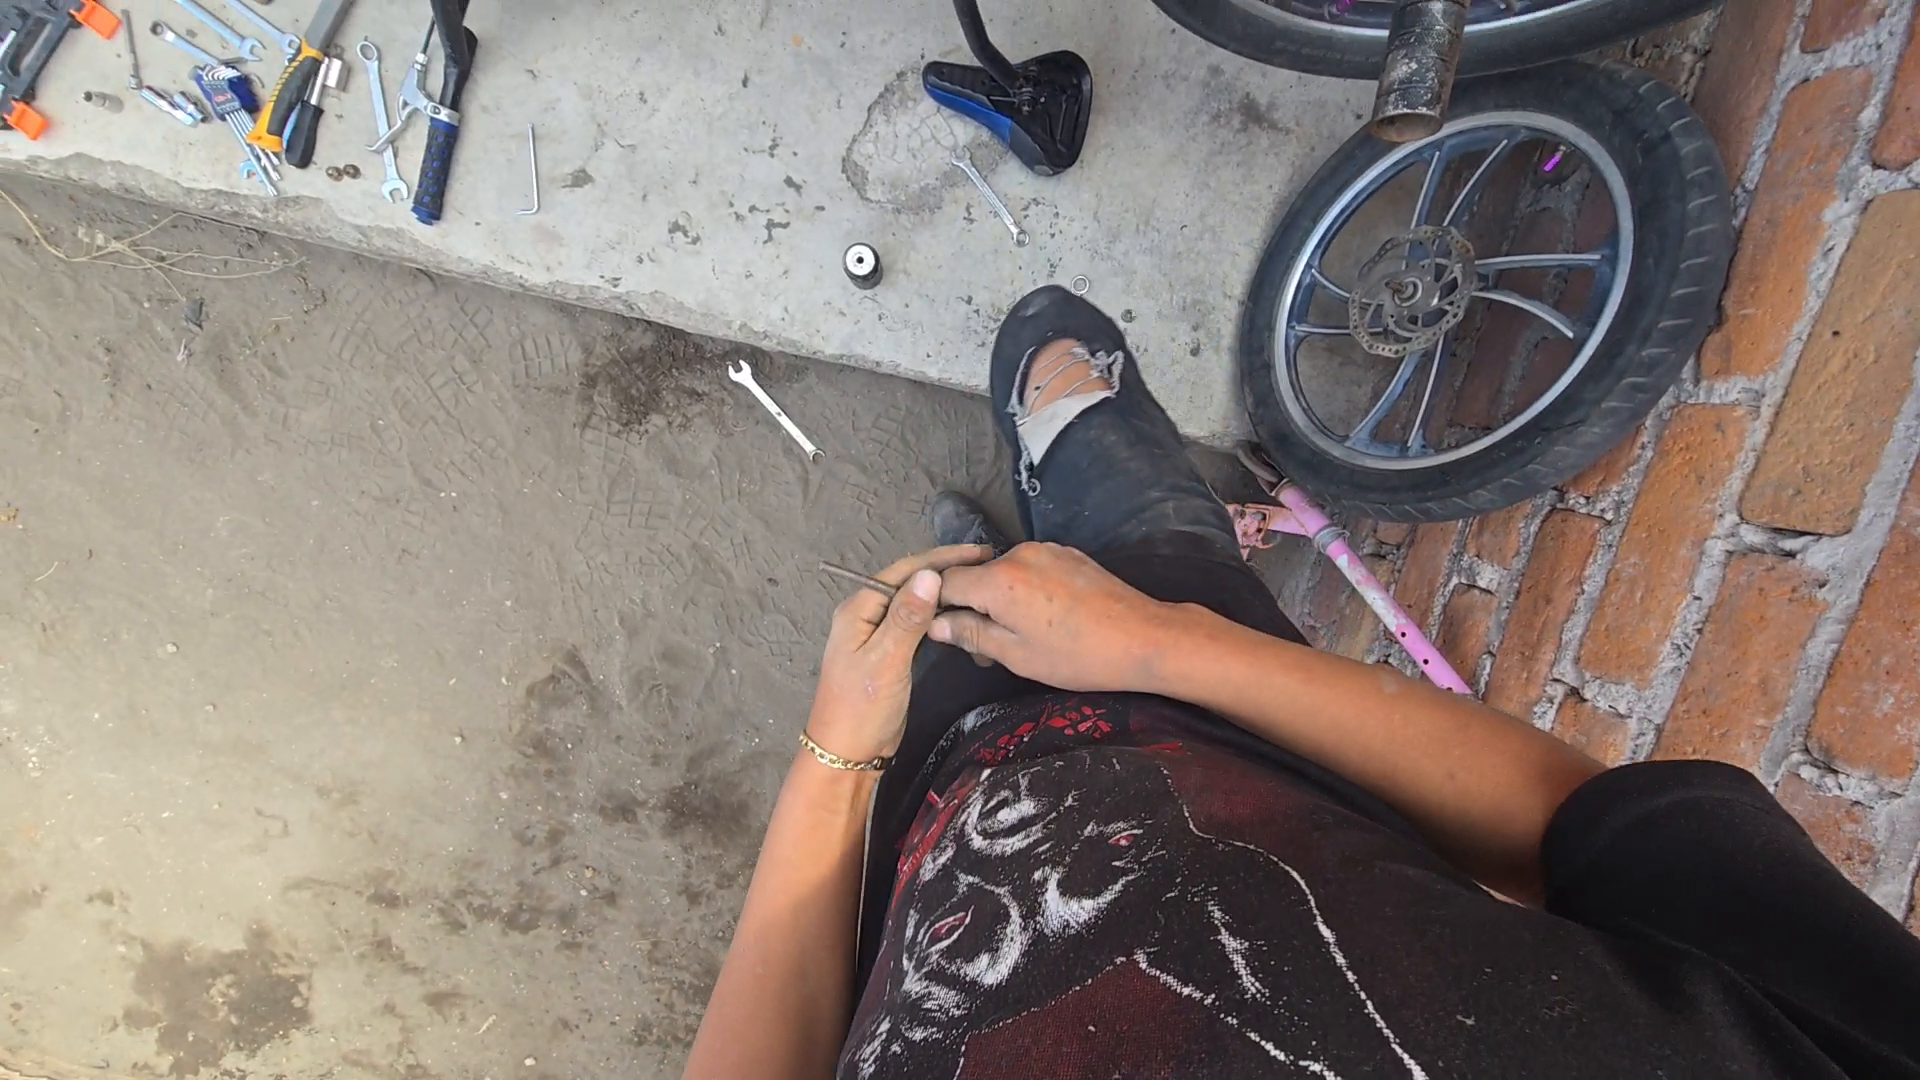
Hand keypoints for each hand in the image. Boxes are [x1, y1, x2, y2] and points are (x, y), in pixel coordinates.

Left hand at [806, 544, 995, 762]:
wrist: (847, 755)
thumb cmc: (862, 708)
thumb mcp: (886, 661)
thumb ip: (907, 618)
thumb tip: (930, 574)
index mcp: (858, 609)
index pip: (904, 571)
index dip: (941, 558)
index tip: (979, 553)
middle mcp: (866, 614)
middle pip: (909, 582)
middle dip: (945, 569)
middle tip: (987, 564)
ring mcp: (877, 633)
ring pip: (914, 601)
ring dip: (943, 590)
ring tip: (979, 582)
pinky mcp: (889, 651)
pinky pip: (915, 622)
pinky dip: (937, 613)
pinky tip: (958, 611)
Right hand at [930, 542, 1191, 692]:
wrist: (1143, 637)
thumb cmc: (1076, 655)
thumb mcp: (1016, 655)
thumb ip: (970, 635)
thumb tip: (934, 625)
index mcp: (998, 580)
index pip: (944, 583)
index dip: (936, 607)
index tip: (944, 631)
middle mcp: (1017, 554)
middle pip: (975, 576)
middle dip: (973, 607)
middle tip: (989, 648)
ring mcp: (1045, 549)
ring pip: (1003, 572)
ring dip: (1000, 599)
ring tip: (1023, 633)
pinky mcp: (1066, 552)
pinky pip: (1030, 568)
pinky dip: (1025, 589)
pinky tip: (1047, 616)